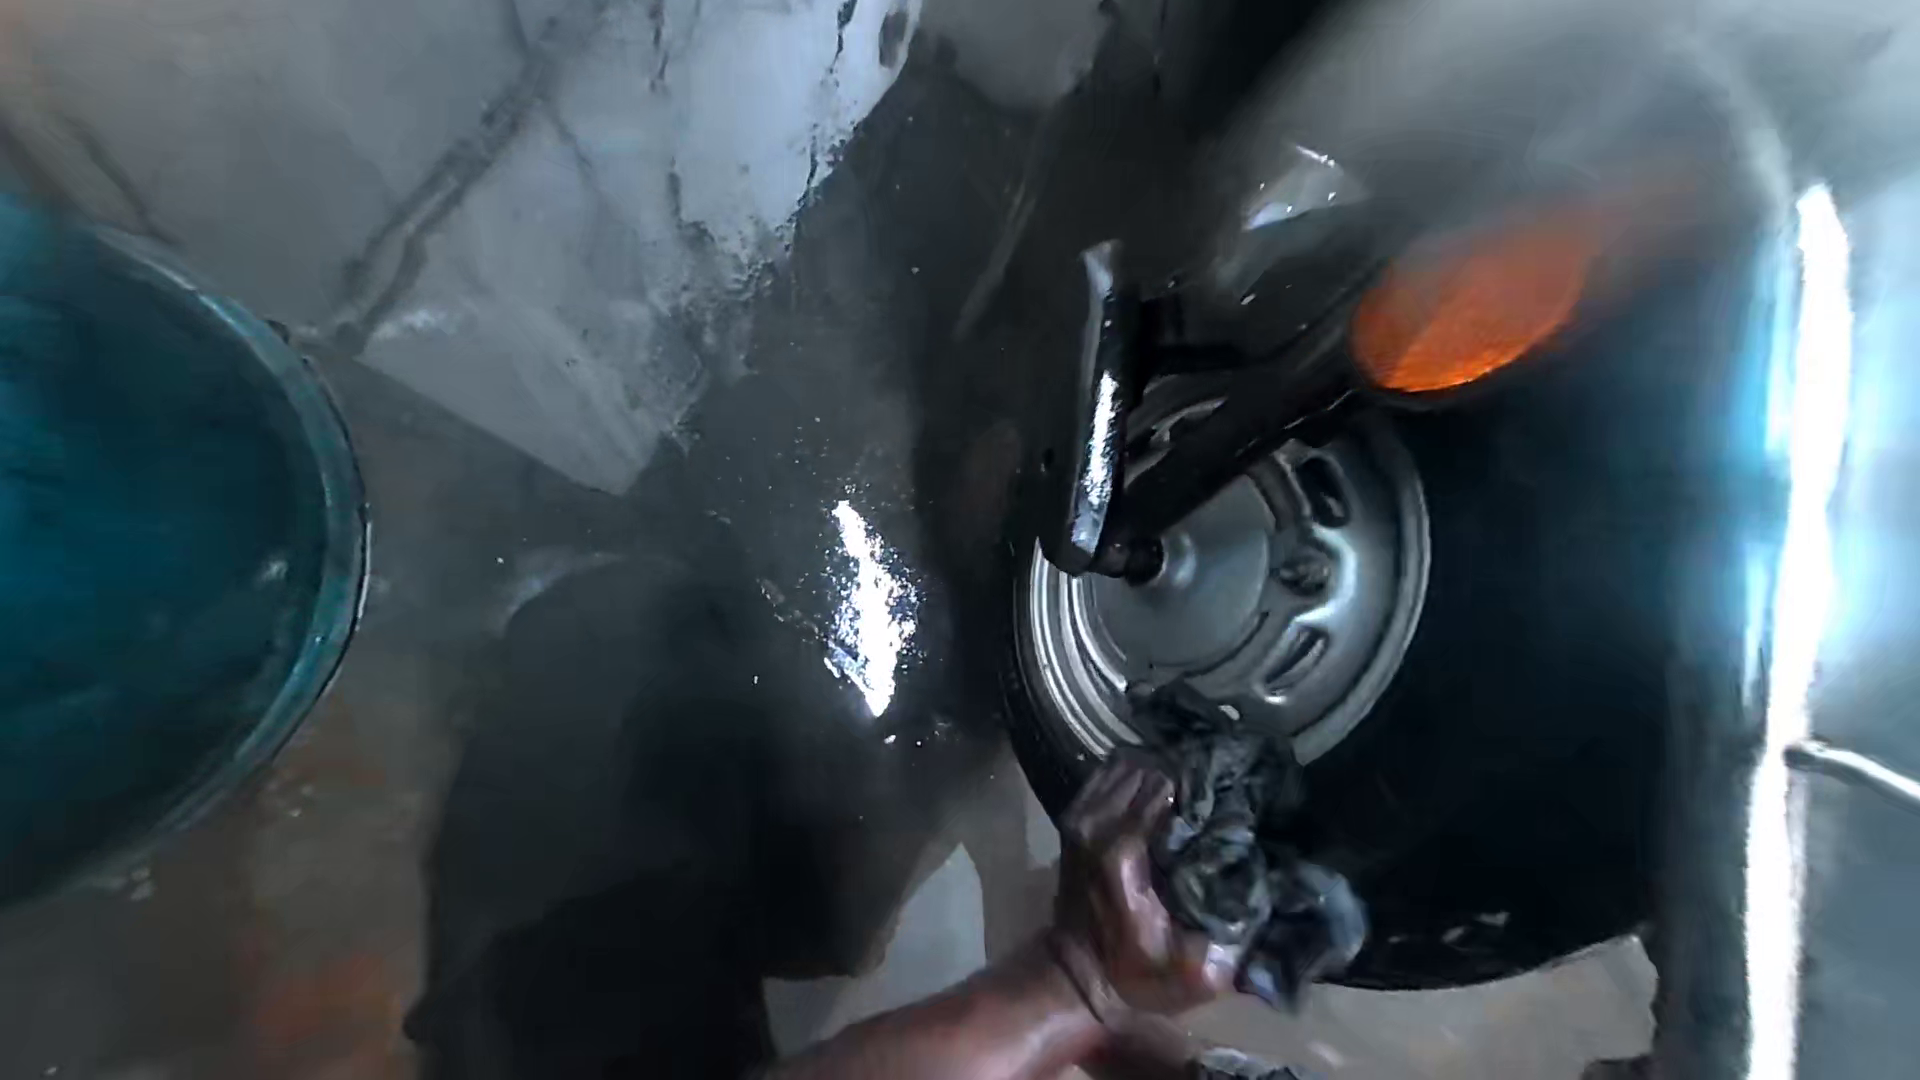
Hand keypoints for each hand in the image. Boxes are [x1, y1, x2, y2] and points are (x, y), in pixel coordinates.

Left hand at [1049, 755, 1240, 1020]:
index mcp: (1122, 853)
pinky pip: (1106, 773)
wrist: (1076, 973)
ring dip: (1156, 770)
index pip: (1162, 789)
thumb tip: (1265, 883)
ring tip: (1187, 786)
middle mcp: (1096, 823)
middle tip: (1210, 787)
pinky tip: (1158, 788)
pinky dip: (1133, 773)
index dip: (1195, 787)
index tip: (1224, 794)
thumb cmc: (1137, 974)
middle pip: (1144, 770)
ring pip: (1125, 765)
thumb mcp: (1194, 972)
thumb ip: (1230, 933)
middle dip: (1179, 774)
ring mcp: (1080, 814)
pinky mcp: (1073, 814)